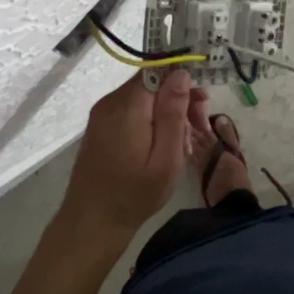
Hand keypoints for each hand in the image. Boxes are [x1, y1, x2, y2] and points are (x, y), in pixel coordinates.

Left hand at [60, 69, 193, 237]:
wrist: (92, 222)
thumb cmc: (134, 195)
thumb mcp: (165, 158)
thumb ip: (172, 113)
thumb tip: (180, 72)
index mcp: (127, 107)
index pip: (158, 70)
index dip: (183, 81)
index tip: (202, 104)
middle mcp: (111, 103)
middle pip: (152, 84)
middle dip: (179, 101)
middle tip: (199, 130)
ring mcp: (102, 115)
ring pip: (144, 99)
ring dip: (167, 115)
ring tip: (183, 148)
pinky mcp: (101, 128)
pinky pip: (131, 113)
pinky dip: (151, 124)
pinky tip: (163, 149)